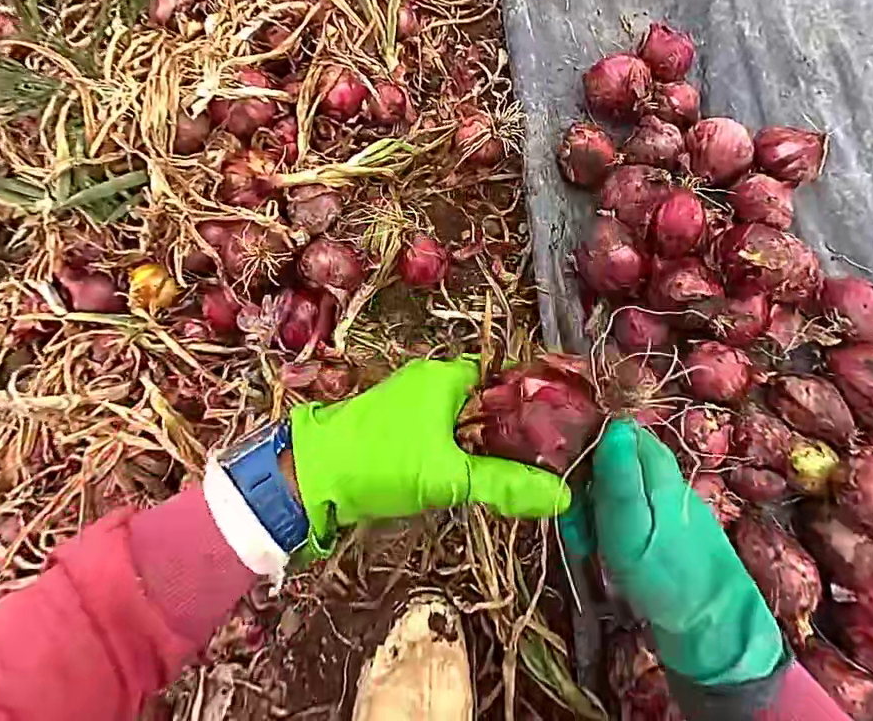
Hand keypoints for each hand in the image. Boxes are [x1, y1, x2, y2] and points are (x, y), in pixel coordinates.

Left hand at [289, 358, 571, 552]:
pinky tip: (473, 471)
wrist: (311, 477)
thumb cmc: (384, 461)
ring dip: (483, 440)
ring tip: (513, 467)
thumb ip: (505, 484)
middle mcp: (431, 378)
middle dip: (508, 427)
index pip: (504, 378)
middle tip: (538, 456)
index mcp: (447, 376)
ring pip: (465, 416)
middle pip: (486, 398)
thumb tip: (561, 497)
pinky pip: (443, 428)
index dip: (529, 402)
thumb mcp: (448, 476)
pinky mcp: (399, 422)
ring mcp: (412, 399)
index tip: (554, 430)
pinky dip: (460, 446)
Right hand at [560, 419, 784, 686]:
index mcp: (653, 460)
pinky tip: (604, 550)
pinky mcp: (661, 517)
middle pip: (607, 456)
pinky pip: (624, 505)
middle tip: (576, 527)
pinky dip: (607, 523)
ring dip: (591, 508)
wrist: (712, 628)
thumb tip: (612, 423)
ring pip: (612, 483)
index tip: (566, 484)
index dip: (581, 450)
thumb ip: (619, 476)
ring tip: (588, 545)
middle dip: (583, 485)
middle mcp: (658, 467)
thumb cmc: (665, 576)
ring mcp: (661, 492)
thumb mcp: (631, 527)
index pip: (609, 428)